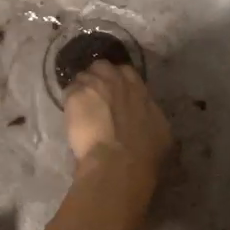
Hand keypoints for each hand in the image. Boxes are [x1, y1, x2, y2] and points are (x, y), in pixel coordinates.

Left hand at [62, 61, 170, 184]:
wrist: (117, 161)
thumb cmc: (144, 150)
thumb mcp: (161, 127)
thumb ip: (149, 109)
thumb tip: (145, 107)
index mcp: (135, 84)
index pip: (124, 71)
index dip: (118, 81)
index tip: (115, 93)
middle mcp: (114, 78)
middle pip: (101, 67)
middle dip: (98, 78)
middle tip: (96, 97)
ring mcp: (92, 84)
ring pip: (82, 78)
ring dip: (83, 90)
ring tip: (81, 108)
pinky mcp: (73, 96)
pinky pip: (68, 92)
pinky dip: (69, 102)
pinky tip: (71, 116)